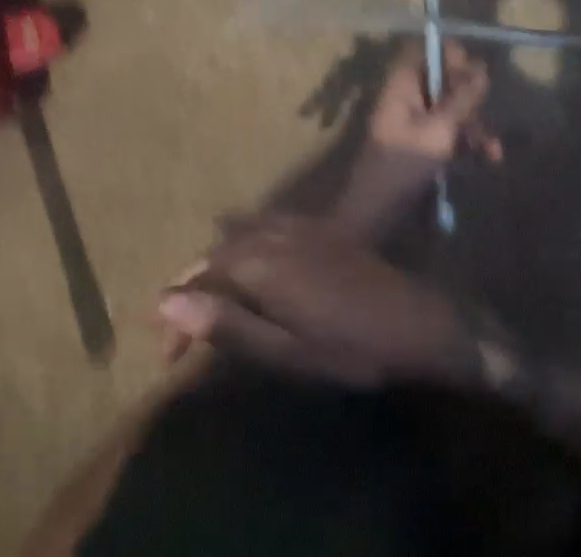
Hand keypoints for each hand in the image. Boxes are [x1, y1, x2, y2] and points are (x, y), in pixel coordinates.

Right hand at [157, 215, 477, 386]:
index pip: (196, 279)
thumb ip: (225, 324)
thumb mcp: (284, 350)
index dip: (174, 315)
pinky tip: (251, 260)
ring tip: (207, 300)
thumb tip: (165, 302)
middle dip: (192, 290)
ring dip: (216, 264)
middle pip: (215, 253)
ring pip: (239, 235)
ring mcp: (300, 226)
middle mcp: (274, 235)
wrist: (415, 323)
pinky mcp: (322, 229)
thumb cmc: (350, 347)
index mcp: (260, 264)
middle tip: (181, 336)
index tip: (167, 356)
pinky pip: (268, 223)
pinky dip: (245, 240)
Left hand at [347, 41, 499, 198]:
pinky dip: (466, 140)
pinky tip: (486, 158)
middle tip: (484, 120)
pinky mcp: (421, 141)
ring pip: (452, 107)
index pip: (428, 51)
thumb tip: (482, 69)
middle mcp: (408, 95)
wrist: (375, 211)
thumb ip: (462, 98)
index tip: (475, 75)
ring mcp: (414, 119)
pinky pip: (449, 129)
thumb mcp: (440, 129)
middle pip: (446, 80)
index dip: (453, 57)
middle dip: (472, 100)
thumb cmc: (404, 164)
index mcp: (403, 84)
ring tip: (492, 152)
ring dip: (475, 126)